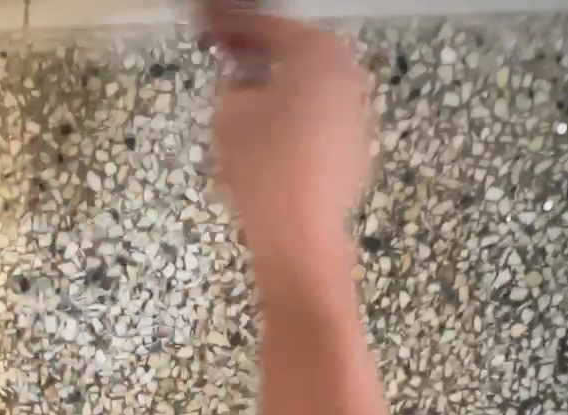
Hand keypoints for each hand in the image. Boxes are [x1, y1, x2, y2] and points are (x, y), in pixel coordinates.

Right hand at [207, 5, 377, 269]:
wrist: (299, 236)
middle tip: (230, 69)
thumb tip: (240, 84)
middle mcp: (347, 76)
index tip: (211, 25)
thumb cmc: (263, 171)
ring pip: (307, 96)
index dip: (232, 25)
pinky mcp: (354, 154)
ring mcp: (356, 116)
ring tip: (244, 119)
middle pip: (296, 59)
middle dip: (262, 63)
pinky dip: (292, 131)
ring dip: (277, 100)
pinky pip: (316, 129)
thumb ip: (233, 87)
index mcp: (318, 53)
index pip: (268, 27)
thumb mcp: (228, 117)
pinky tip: (267, 153)